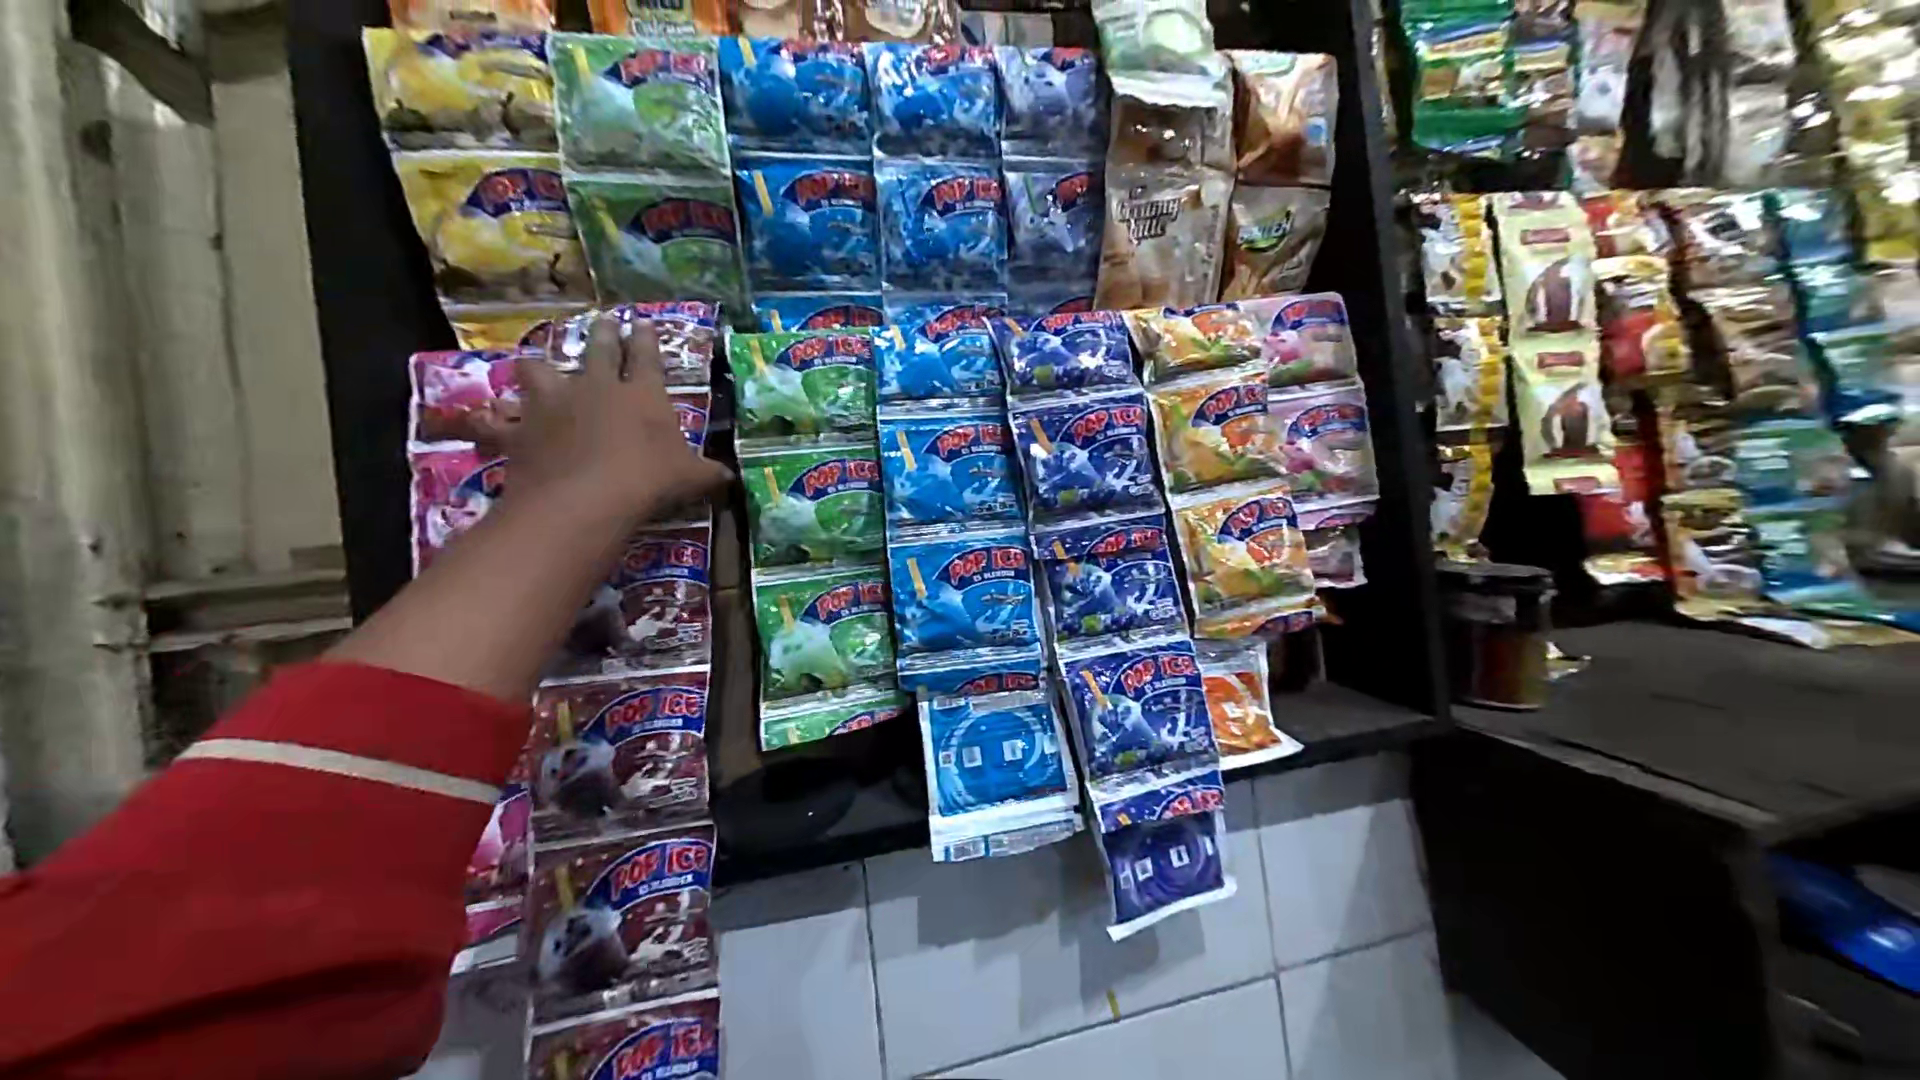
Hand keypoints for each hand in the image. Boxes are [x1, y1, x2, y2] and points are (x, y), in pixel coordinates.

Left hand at [475, 315, 732, 525]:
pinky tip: (480, 421)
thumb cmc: (648, 480)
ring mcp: (552, 405)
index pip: (647, 357)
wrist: (587, 499)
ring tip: (540, 366)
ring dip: (540, 367)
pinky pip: (495, 422)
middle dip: (603, 333)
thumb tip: (730, 477)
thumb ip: (709, 473)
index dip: (646, 338)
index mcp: (641, 394)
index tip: (642, 321)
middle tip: (603, 321)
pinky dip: (488, 422)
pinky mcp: (520, 430)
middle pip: (598, 350)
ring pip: (539, 370)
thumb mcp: (690, 478)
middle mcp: (596, 388)